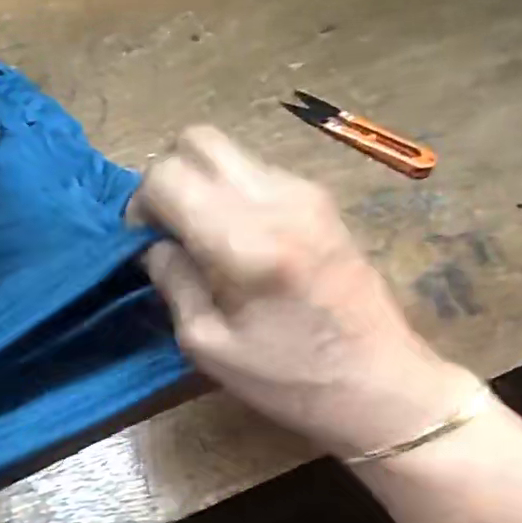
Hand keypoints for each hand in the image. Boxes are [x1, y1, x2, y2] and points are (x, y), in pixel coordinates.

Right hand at [134, 127, 481, 458]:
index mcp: (244, 242)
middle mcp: (276, 200)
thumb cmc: (290, 379)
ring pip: (230, 151)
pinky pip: (258, 170)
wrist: (380, 382)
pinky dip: (232, 190)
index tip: (143, 238)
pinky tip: (240, 236)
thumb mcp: (208, 345)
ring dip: (202, 181)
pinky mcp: (322, 199)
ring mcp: (305, 192)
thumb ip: (173, 280)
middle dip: (168, 174)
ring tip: (204, 233)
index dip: (141, 202)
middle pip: (198, 139)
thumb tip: (154, 243)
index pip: (168, 176)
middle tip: (168, 223)